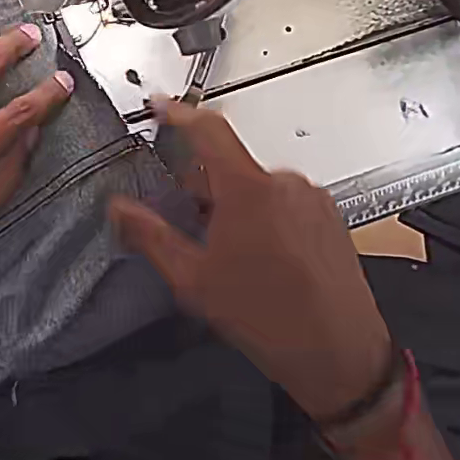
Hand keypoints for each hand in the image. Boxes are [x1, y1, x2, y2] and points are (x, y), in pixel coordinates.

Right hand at [107, 99, 392, 420]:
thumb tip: (119, 208)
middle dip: (203, 186)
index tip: (160, 105)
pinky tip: (261, 255)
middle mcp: (285, 183)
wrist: (339, 354)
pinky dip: (264, 213)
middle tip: (191, 224)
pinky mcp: (329, 214)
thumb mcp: (192, 279)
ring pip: (256, 183)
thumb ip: (149, 235)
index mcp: (248, 190)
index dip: (178, 112)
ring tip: (231, 251)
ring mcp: (311, 198)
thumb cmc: (269, 319)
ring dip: (235, 203)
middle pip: (229, 164)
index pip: (208, 130)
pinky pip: (284, 198)